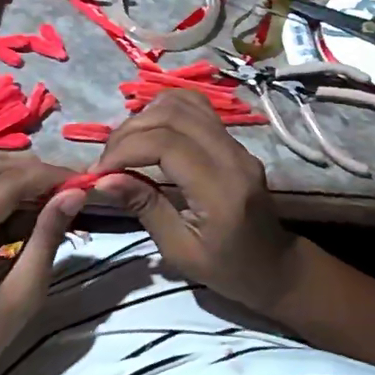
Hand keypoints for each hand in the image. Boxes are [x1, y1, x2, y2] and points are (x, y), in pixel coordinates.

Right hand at [91, 91, 302, 315]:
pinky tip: (148, 132)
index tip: (99, 172)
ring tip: (123, 146)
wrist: (275, 266)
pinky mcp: (234, 142)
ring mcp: (237, 145)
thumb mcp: (180, 250)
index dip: (126, 149)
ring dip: (146, 117)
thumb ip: (146, 207)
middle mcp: (232, 157)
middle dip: (129, 132)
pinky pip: (197, 110)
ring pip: (185, 104)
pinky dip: (165, 112)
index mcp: (221, 190)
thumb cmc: (227, 269)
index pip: (166, 145)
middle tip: (106, 160)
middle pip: (173, 116)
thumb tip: (104, 180)